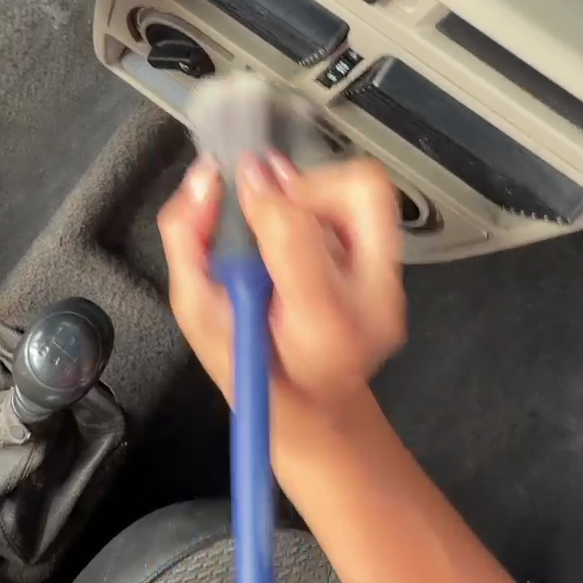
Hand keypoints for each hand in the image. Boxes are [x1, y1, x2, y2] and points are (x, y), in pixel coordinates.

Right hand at [158, 154, 406, 420]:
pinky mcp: (394, 267)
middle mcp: (372, 302)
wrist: (313, 406)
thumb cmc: (250, 369)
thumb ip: (188, 239)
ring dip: (313, 190)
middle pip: (358, 193)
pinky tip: (298, 231)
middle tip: (265, 201)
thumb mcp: (196, 313)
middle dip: (303, 184)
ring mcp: (392, 285)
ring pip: (364, 190)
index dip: (262, 195)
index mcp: (321, 329)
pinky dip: (324, 200)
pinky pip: (364, 203)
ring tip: (279, 221)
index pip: (299, 234)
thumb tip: (205, 176)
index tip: (237, 175)